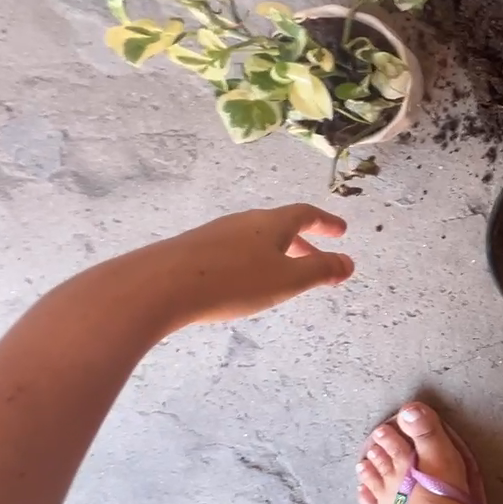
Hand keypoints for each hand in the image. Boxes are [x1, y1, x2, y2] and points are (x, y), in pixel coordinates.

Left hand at [116, 204, 355, 331]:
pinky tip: (246, 281)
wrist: (154, 288)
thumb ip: (322, 270)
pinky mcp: (192, 251)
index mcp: (270, 224)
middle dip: (303, 241)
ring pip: (256, 239)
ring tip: (284, 273)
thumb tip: (349, 263)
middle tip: (318, 256)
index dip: (326, 222)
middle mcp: (243, 223)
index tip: (341, 231)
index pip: (305, 215)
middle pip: (279, 226)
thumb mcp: (289, 280)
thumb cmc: (233, 281)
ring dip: (277, 252)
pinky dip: (253, 260)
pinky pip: (234, 250)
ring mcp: (214, 235)